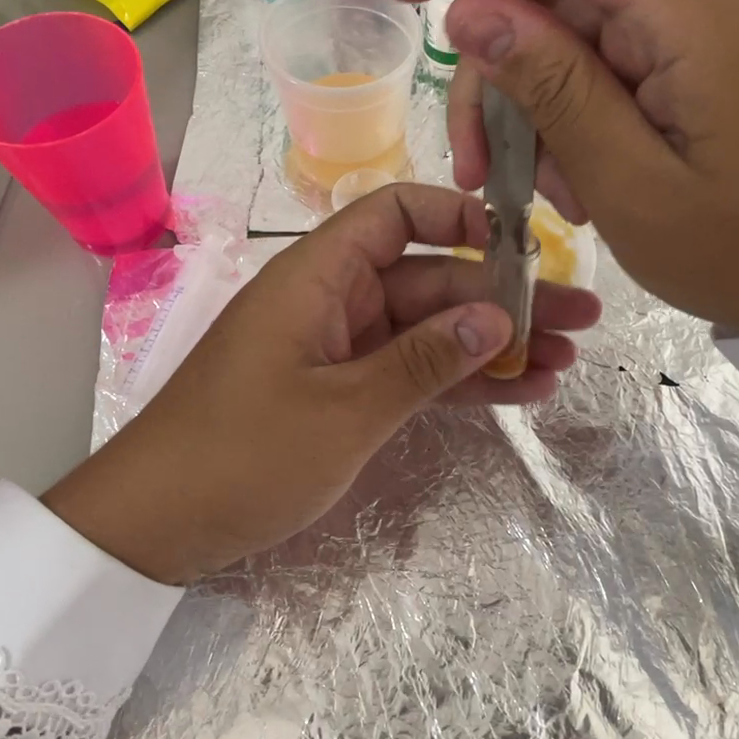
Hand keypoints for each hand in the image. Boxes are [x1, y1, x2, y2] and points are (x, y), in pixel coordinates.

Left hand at [43, 184, 601, 583]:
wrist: (157, 525)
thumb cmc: (243, 454)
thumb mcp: (345, 409)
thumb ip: (424, 360)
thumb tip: (496, 317)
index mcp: (318, 277)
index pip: (393, 214)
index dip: (456, 217)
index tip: (517, 244)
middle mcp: (332, 301)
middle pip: (428, 279)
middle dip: (502, 299)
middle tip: (582, 318)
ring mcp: (337, 350)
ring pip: (427, 332)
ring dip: (491, 346)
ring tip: (567, 360)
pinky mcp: (339, 394)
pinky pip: (408, 374)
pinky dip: (456, 383)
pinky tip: (519, 393)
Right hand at [385, 0, 738, 333]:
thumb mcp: (631, 188)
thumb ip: (552, 89)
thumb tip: (471, 10)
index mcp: (692, 6)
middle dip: (496, 55)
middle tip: (474, 157)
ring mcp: (710, 17)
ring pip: (577, 21)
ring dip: (534, 98)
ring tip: (539, 190)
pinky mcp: (711, 50)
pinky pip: (616, 53)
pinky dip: (577, 108)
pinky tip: (582, 178)